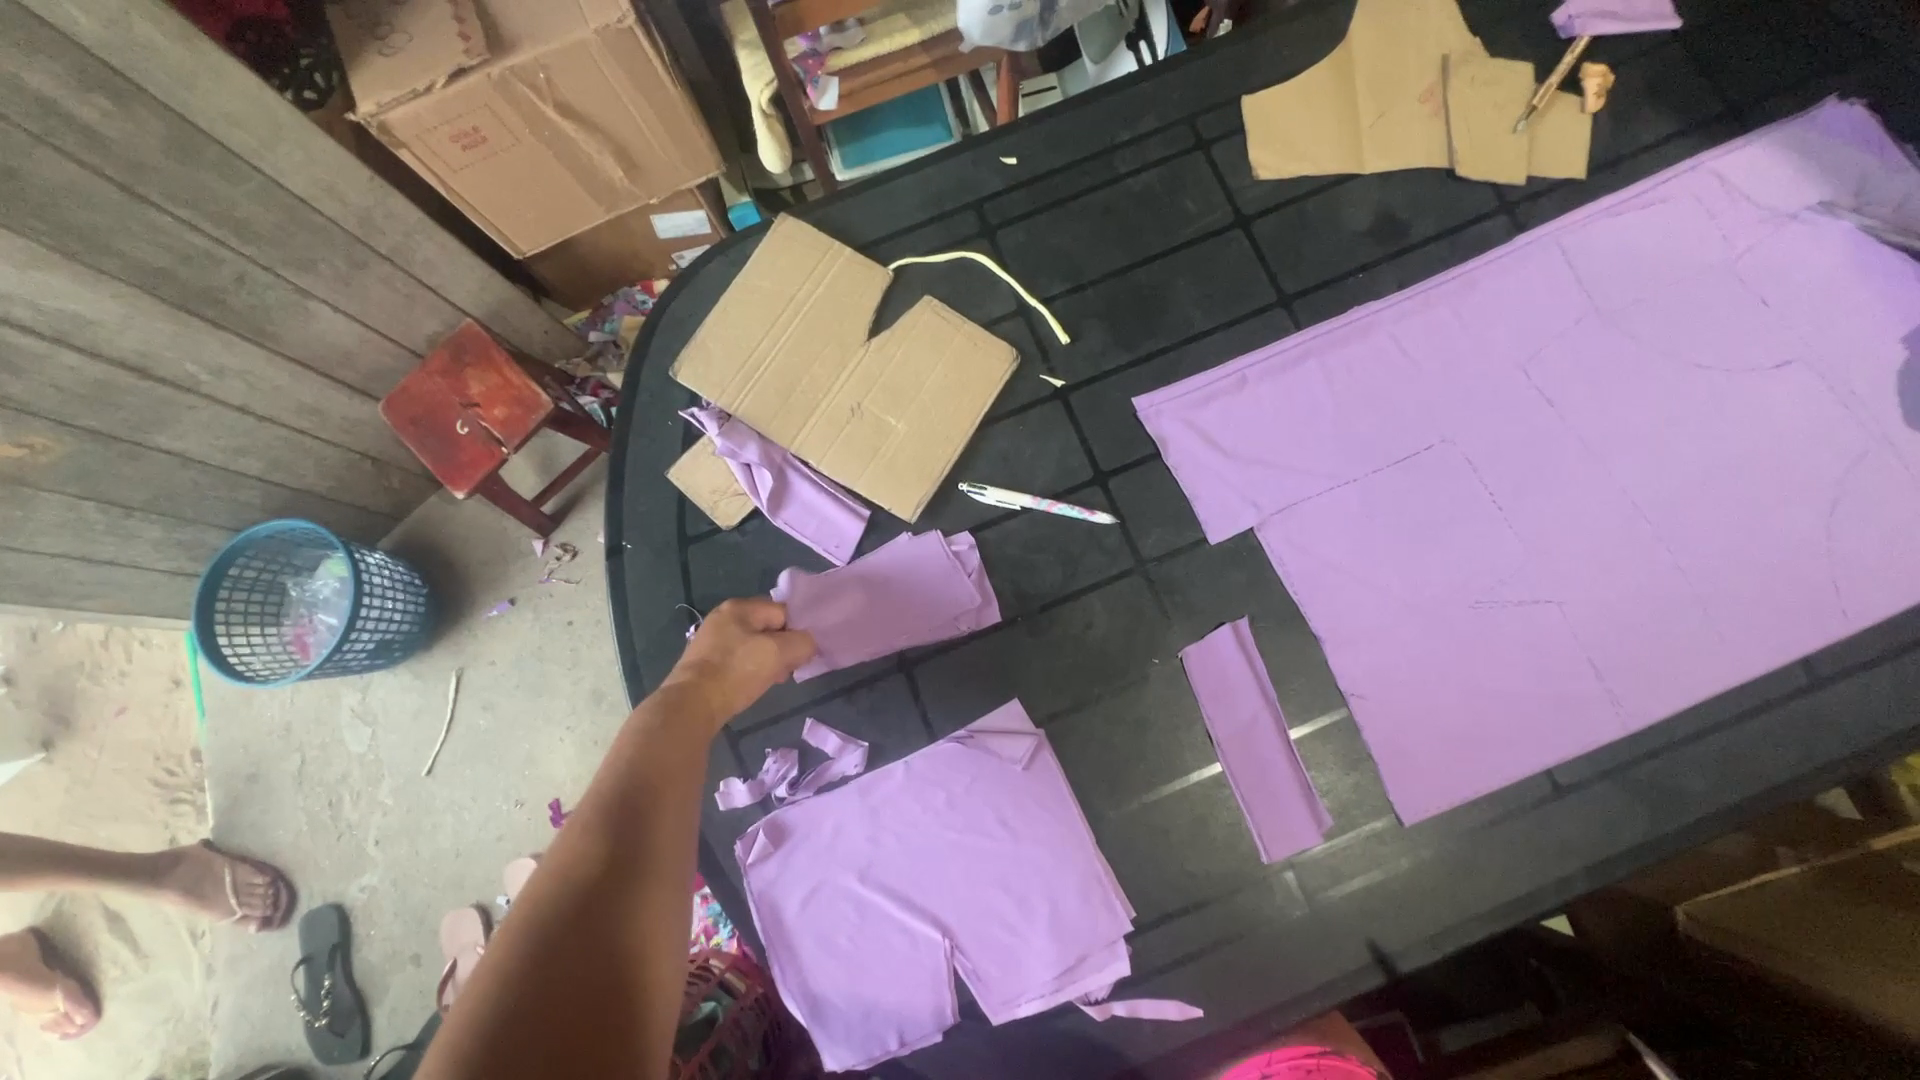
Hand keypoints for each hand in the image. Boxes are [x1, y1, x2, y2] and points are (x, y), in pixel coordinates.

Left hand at [661, 598, 815, 730]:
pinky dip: (752, 670)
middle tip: (790, 668)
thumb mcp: (779, 653)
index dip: (799, 630)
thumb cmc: (736, 672)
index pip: (783, 611)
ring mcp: (712, 640)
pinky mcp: (707, 662)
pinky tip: (755, 685)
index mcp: (739, 607)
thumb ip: (803, 642)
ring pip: (755, 645)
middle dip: (784, 647)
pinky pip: (740, 659)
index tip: (804, 653)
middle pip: (769, 628)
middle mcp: (724, 617)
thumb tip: (809, 644)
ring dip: (769, 661)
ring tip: (774, 680)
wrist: (691, 705)